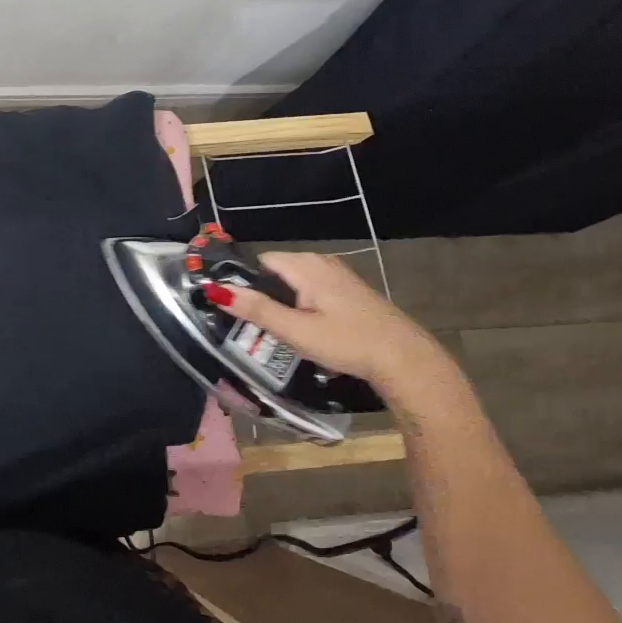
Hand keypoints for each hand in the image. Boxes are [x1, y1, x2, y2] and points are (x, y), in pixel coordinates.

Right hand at [207, 251, 451, 395]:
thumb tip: (216, 290)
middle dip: (265, 297)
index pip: (260, 262)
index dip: (246, 284)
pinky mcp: (350, 291)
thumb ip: (256, 309)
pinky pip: (313, 291)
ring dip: (285, 305)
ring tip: (281, 335)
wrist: (405, 360)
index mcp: (306, 265)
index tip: (241, 312)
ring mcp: (339, 275)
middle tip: (261, 330)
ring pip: (295, 284)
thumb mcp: (296, 330)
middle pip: (277, 272)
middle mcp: (321, 262)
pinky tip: (309, 333)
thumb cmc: (347, 343)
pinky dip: (304, 308)